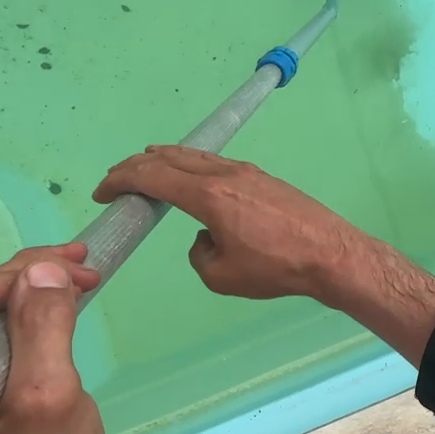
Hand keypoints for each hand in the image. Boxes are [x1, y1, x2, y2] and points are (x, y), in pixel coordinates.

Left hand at [0, 242, 107, 433]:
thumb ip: (43, 329)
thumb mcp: (50, 395)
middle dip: (27, 279)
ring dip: (30, 295)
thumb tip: (45, 269)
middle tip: (87, 268)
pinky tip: (59, 309)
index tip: (80, 272)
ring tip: (82, 281)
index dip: (18, 276)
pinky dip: (25, 320)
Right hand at [93, 146, 434, 365]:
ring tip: (149, 166)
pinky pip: (218, 165)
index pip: (152, 176)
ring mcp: (249, 172)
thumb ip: (199, 254)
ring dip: (168, 160)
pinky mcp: (266, 179)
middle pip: (172, 158)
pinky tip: (194, 177)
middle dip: (139, 165)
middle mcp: (226, 174)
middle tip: (118, 177)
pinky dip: (195, 166)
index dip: (120, 180)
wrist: (332, 254)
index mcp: (209, 195)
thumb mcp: (221, 276)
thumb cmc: (276, 268)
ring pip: (198, 157)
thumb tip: (206, 237)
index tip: (102, 192)